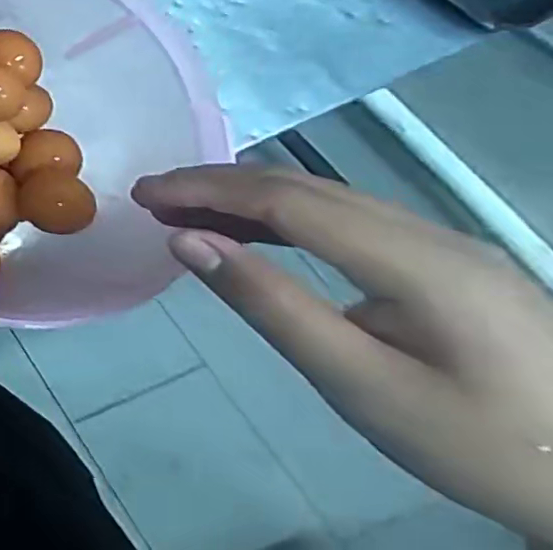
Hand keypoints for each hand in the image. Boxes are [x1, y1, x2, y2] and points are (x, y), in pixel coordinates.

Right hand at [134, 165, 552, 540]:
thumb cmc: (485, 444)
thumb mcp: (363, 385)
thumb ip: (270, 304)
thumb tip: (184, 239)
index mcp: (418, 263)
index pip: (285, 200)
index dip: (204, 189)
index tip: (142, 196)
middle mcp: (433, 237)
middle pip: (302, 186)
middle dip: (213, 183)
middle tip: (147, 197)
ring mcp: (446, 247)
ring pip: (321, 195)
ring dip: (242, 194)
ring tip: (182, 210)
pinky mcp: (447, 264)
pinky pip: (343, 217)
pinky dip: (278, 213)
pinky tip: (247, 231)